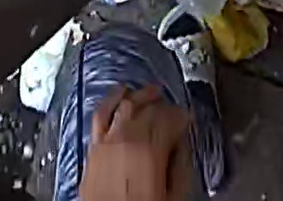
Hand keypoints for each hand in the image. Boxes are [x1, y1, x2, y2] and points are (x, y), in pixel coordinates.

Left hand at [80, 86, 191, 200]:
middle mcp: (127, 136)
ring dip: (142, 97)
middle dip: (164, 107)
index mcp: (150, 150)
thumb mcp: (173, 198)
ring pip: (127, 104)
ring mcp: (108, 139)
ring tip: (154, 92)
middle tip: (175, 111)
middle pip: (148, 109)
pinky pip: (101, 113)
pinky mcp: (94, 146)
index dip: (181, 116)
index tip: (189, 118)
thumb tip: (182, 146)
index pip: (169, 119)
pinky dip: (112, 98)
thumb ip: (181, 169)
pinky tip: (121, 91)